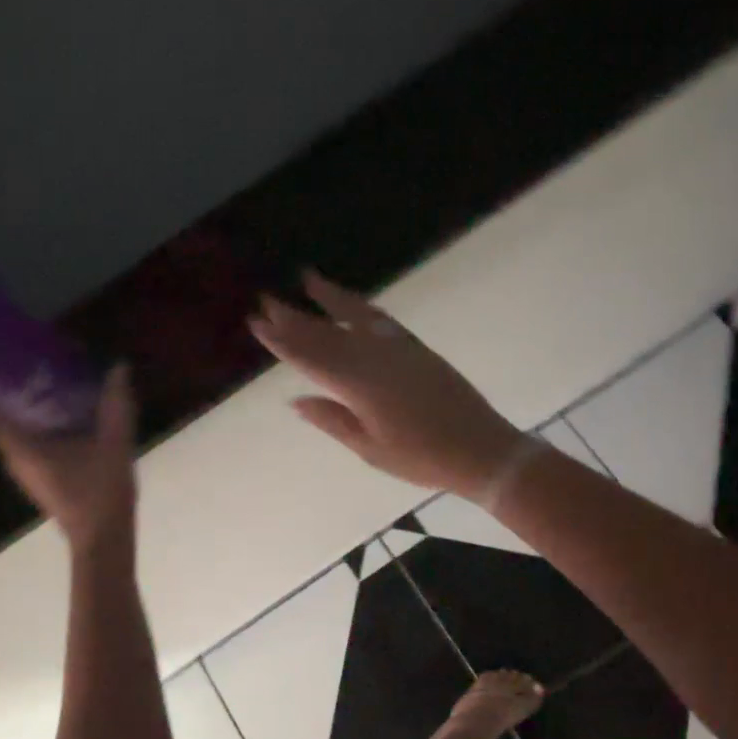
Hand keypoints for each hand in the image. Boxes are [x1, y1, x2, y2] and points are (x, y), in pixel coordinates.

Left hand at [0, 365, 137, 551]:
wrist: (103, 542)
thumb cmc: (101, 493)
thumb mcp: (114, 444)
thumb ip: (116, 405)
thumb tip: (119, 366)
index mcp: (22, 447)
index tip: (3, 353)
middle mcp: (15, 457)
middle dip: (8, 387)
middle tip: (27, 359)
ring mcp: (26, 469)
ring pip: (13, 428)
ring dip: (22, 405)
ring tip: (44, 377)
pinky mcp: (41, 475)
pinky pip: (27, 439)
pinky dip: (36, 421)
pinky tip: (62, 409)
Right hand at [249, 271, 525, 495]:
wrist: (480, 448)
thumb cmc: (422, 458)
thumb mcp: (371, 449)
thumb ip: (333, 420)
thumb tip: (295, 400)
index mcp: (359, 387)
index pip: (311, 359)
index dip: (282, 341)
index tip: (257, 323)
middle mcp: (374, 360)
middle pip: (327, 334)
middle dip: (295, 318)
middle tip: (266, 301)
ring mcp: (398, 349)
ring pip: (354, 318)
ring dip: (329, 299)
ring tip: (307, 279)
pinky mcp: (416, 347)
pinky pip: (382, 319)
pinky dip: (361, 306)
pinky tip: (348, 302)